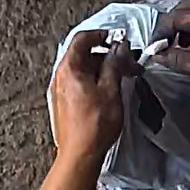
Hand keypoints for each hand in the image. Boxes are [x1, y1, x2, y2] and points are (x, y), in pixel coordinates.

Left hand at [50, 29, 139, 158]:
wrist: (80, 154)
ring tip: (124, 77)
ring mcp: (61, 90)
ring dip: (104, 69)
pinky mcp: (65, 102)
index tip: (118, 39)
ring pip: (84, 69)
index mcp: (69, 68)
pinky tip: (111, 89)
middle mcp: (61, 76)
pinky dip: (96, 80)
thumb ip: (115, 64)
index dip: (102, 35)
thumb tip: (119, 49)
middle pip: (84, 54)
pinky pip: (80, 82)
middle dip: (108, 55)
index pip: (82, 39)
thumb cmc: (94, 125)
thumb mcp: (111, 89)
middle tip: (128, 62)